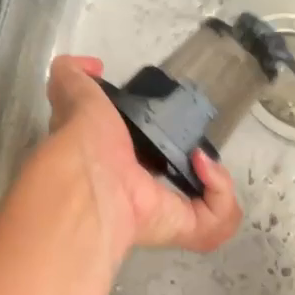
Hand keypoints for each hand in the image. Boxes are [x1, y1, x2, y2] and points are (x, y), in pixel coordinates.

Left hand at [41, 55, 241, 253]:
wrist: (86, 181)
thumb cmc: (81, 136)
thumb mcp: (73, 91)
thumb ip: (73, 71)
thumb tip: (94, 66)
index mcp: (111, 159)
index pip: (139, 153)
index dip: (156, 137)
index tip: (164, 116)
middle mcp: (136, 189)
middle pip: (178, 185)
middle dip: (193, 166)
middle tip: (195, 145)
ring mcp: (162, 213)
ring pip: (206, 213)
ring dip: (216, 183)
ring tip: (202, 158)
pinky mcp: (183, 228)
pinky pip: (218, 221)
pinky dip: (221, 192)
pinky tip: (204, 166)